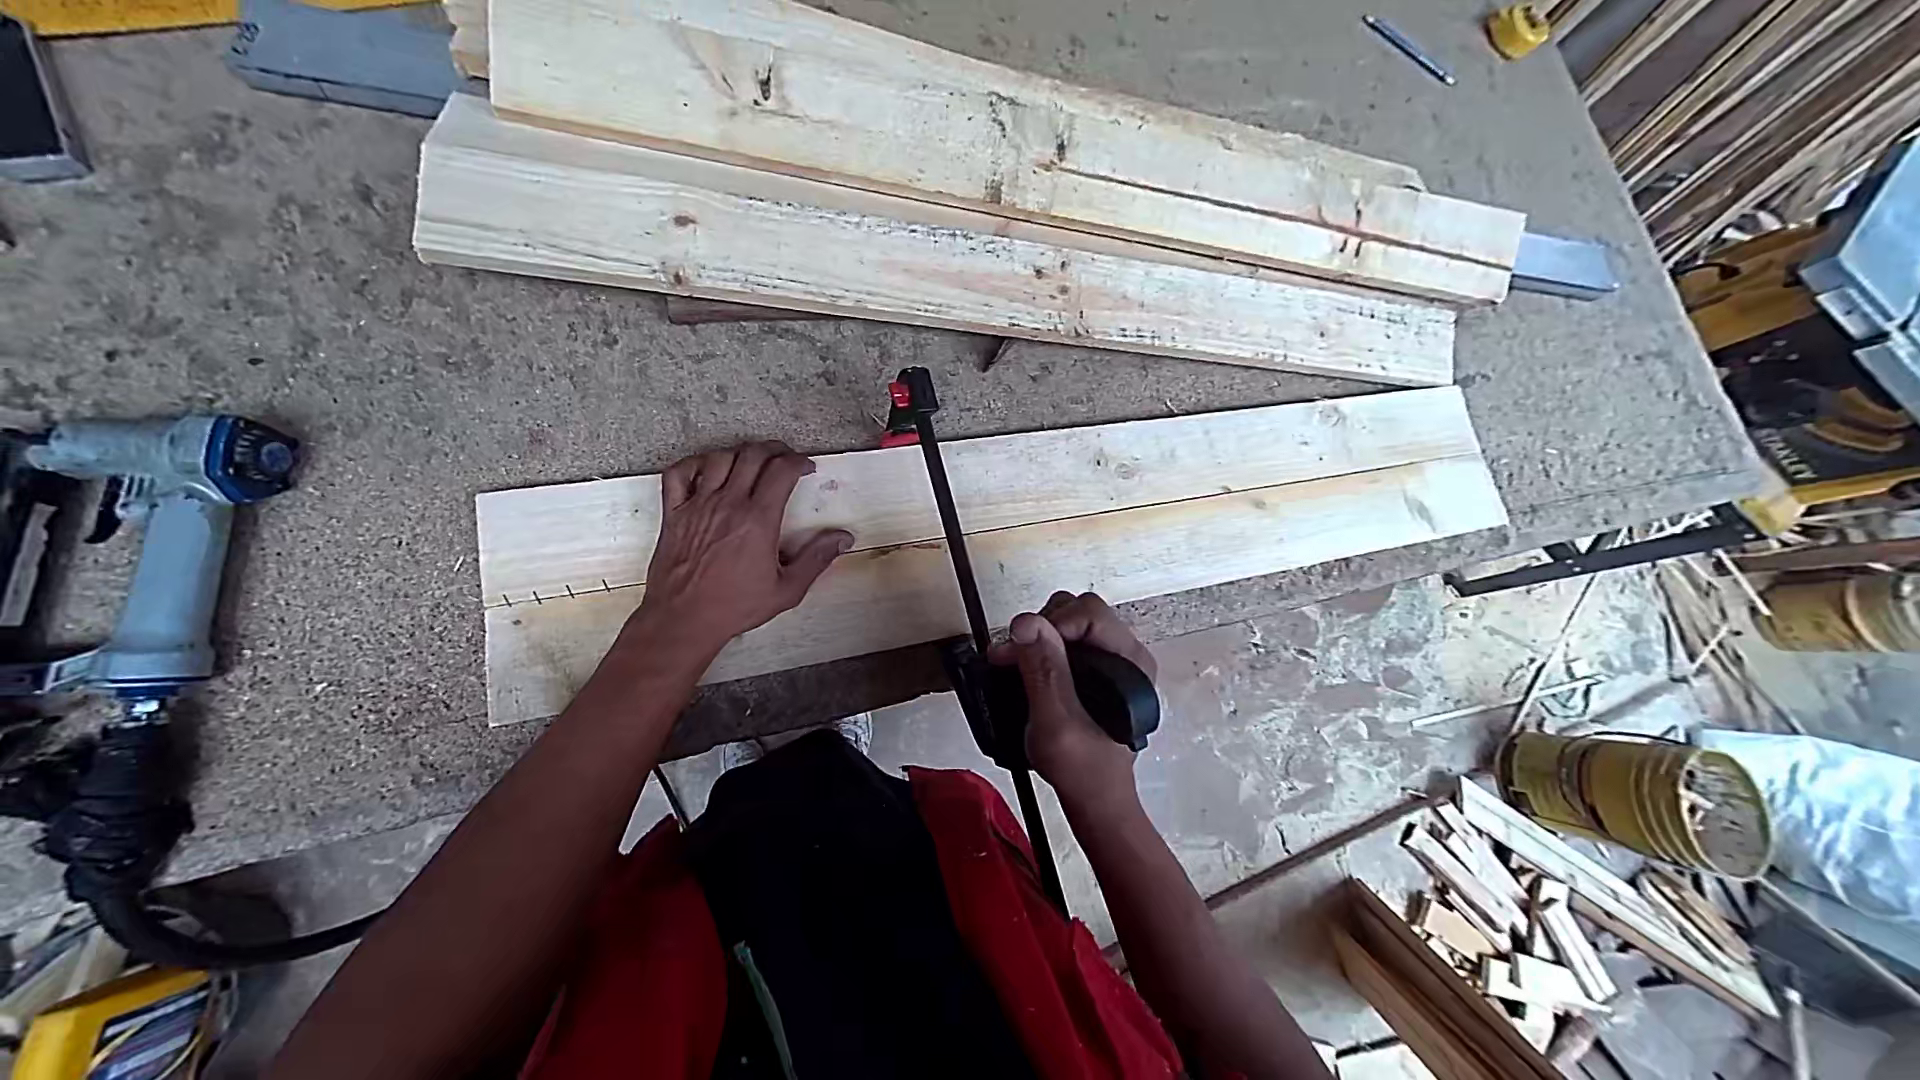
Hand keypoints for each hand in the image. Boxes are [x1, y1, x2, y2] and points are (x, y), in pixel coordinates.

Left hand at [626, 441, 852, 657]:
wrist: (684, 619)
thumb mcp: (787, 589)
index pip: (782, 471)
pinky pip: (679, 473)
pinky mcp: (675, 513)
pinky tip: (708, 469)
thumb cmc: (733, 607)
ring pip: (720, 458)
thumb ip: (817, 559)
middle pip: (752, 455)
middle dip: (774, 450)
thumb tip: (841, 539)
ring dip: (740, 454)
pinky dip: (695, 463)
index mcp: (758, 520)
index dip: (799, 462)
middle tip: (784, 458)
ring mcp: (698, 506)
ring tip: (752, 462)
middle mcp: (728, 505)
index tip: (806, 468)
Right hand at [988, 591, 1156, 811]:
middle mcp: (1125, 654)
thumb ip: (1043, 670)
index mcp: (1130, 662)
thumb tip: (1027, 623)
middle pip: (1077, 610)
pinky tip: (1023, 666)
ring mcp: (1110, 660)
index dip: (1051, 623)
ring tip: (1014, 661)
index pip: (1089, 612)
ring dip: (1036, 636)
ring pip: (1067, 621)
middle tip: (1013, 654)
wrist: (1091, 795)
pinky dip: (1039, 647)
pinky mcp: (1095, 668)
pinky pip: (1063, 639)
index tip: (1021, 643)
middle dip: (1040, 627)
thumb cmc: (1081, 768)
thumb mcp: (1055, 722)